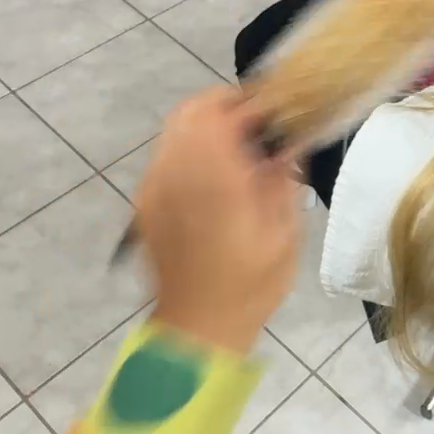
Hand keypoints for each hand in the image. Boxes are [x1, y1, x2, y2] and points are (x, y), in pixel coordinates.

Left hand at [136, 88, 300, 355]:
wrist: (195, 331)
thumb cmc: (251, 285)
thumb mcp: (284, 234)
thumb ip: (282, 180)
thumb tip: (287, 144)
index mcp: (215, 180)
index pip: (224, 113)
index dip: (254, 103)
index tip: (282, 108)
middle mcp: (176, 174)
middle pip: (192, 111)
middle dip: (227, 105)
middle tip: (262, 120)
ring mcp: (154, 188)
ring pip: (175, 129)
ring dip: (209, 125)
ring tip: (243, 144)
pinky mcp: (145, 203)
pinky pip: (166, 155)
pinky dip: (192, 146)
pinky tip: (218, 170)